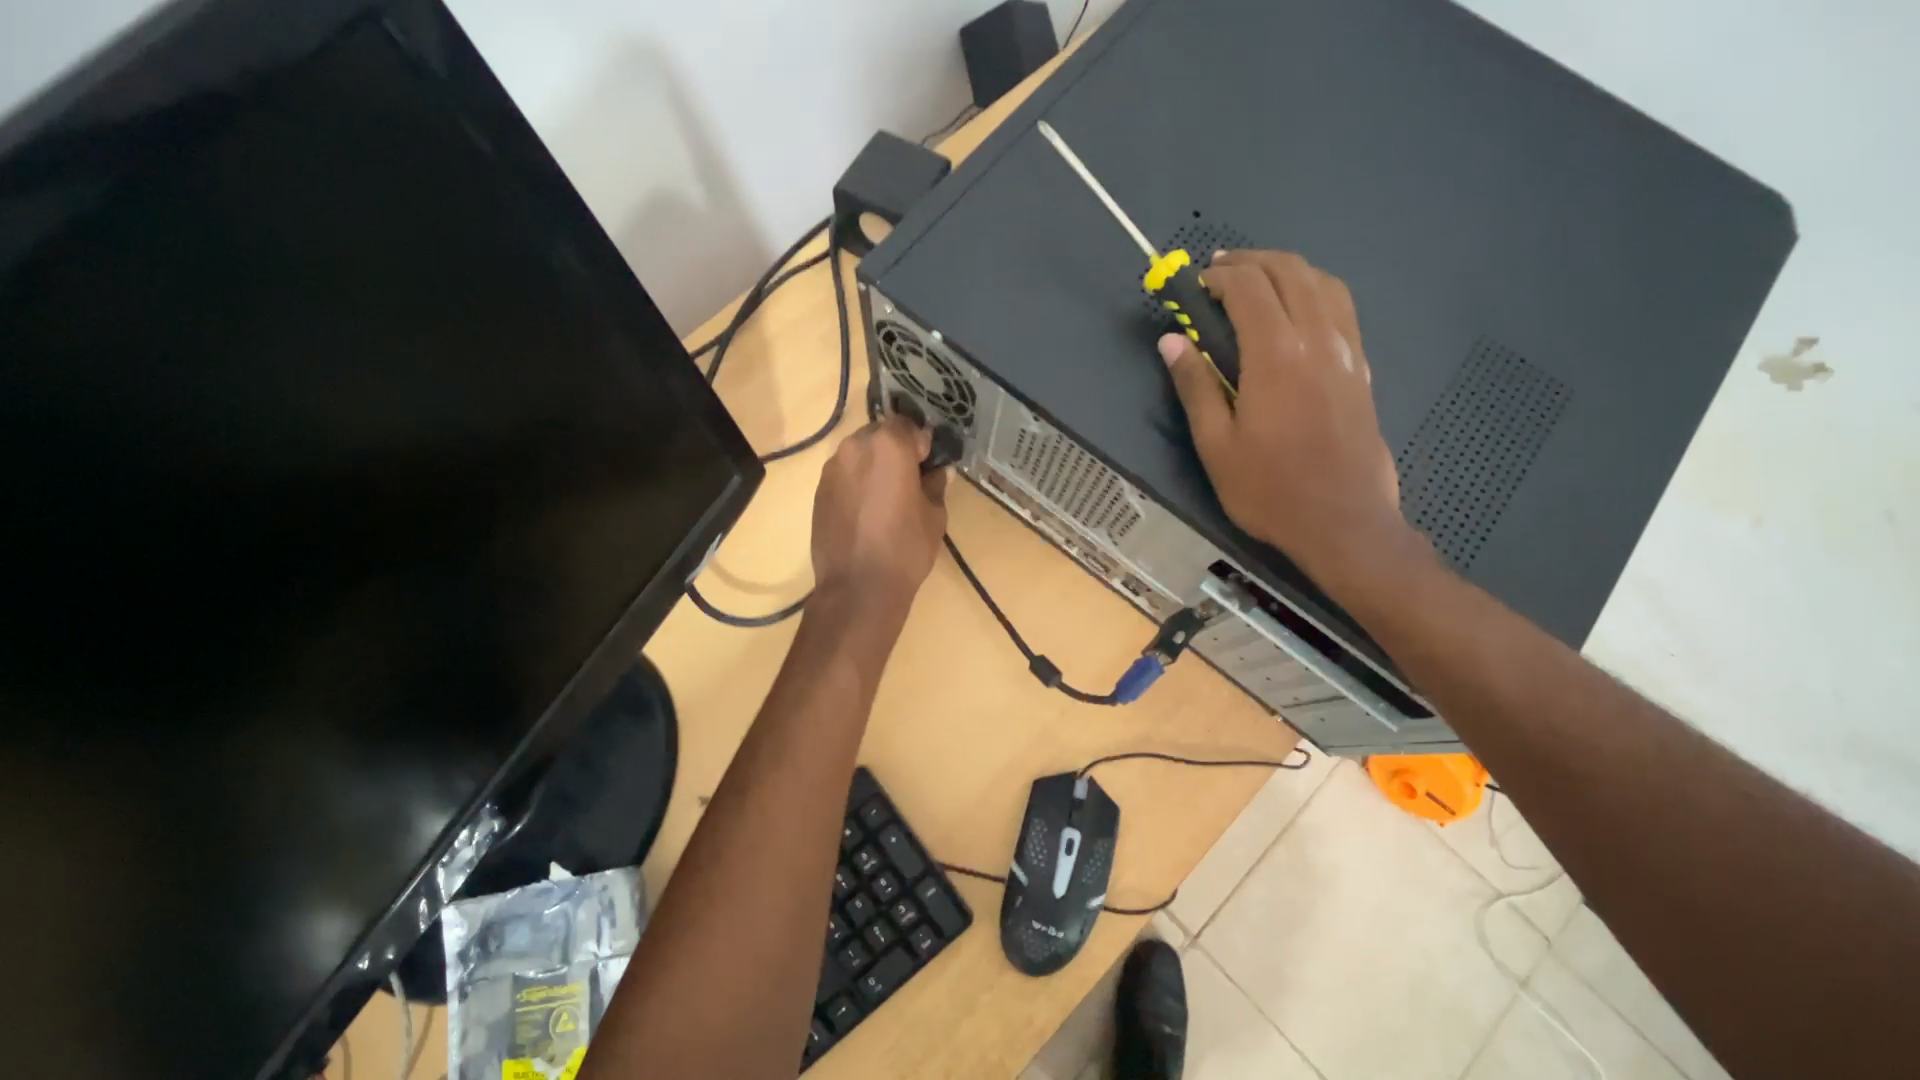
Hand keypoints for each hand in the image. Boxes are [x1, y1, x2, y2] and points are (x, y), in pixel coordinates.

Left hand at [810, 414, 948, 610]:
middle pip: (880, 435)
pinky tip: (866, 511)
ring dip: (873, 466)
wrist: (857, 588)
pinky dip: (856, 483)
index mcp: (889, 445)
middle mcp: (855, 447)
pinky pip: (843, 475)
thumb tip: (938, 472)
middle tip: (909, 479)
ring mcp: (832, 469)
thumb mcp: (934, 516)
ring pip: (858, 454)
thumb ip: (935, 485)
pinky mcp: (818, 491)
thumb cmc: (905, 548)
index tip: (929, 465)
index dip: (921, 443)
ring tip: (886, 497)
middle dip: (895, 450)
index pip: (909, 425)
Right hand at [1160, 250, 1416, 583]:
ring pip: (1322, 282)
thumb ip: (1195, 387)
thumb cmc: (1270, 490)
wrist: (1344, 522)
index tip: (1195, 284)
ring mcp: (1346, 351)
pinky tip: (1298, 308)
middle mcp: (1317, 339)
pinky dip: (1315, 290)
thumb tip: (1172, 341)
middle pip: (1288, 272)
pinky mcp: (1361, 368)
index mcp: (1276, 354)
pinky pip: (1342, 307)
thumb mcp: (1216, 445)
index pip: (1248, 288)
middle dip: (1251, 262)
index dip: (1219, 277)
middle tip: (1219, 271)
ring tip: (1258, 279)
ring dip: (1287, 269)